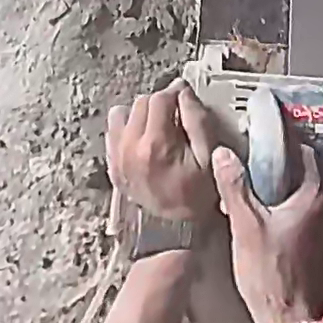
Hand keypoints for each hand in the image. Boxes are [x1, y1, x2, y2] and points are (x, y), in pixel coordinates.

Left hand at [106, 78, 221, 222]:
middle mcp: (130, 148)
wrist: (176, 231)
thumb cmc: (197, 195)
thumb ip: (197, 120)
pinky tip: (143, 140)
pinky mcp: (112, 166)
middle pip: (141, 103)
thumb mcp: (209, 157)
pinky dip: (127, 130)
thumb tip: (183, 92)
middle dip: (160, 104)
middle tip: (176, 116)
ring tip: (159, 128)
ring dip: (141, 114)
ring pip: (123, 114)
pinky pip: (113, 133)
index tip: (186, 98)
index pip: (160, 98)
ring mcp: (117, 158)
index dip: (175, 93)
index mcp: (155, 144)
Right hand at [210, 141, 322, 322]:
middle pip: (297, 171)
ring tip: (242, 183)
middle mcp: (321, 209)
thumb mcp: (246, 226)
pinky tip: (251, 213)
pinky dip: (273, 205)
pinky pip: (291, 213)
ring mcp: (317, 228)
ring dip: (271, 185)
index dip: (282, 137)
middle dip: (272, 162)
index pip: (302, 151)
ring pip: (293, 193)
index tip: (262, 129)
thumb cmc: (273, 276)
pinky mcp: (309, 245)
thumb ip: (235, 188)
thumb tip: (224, 155)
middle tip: (245, 155)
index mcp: (311, 197)